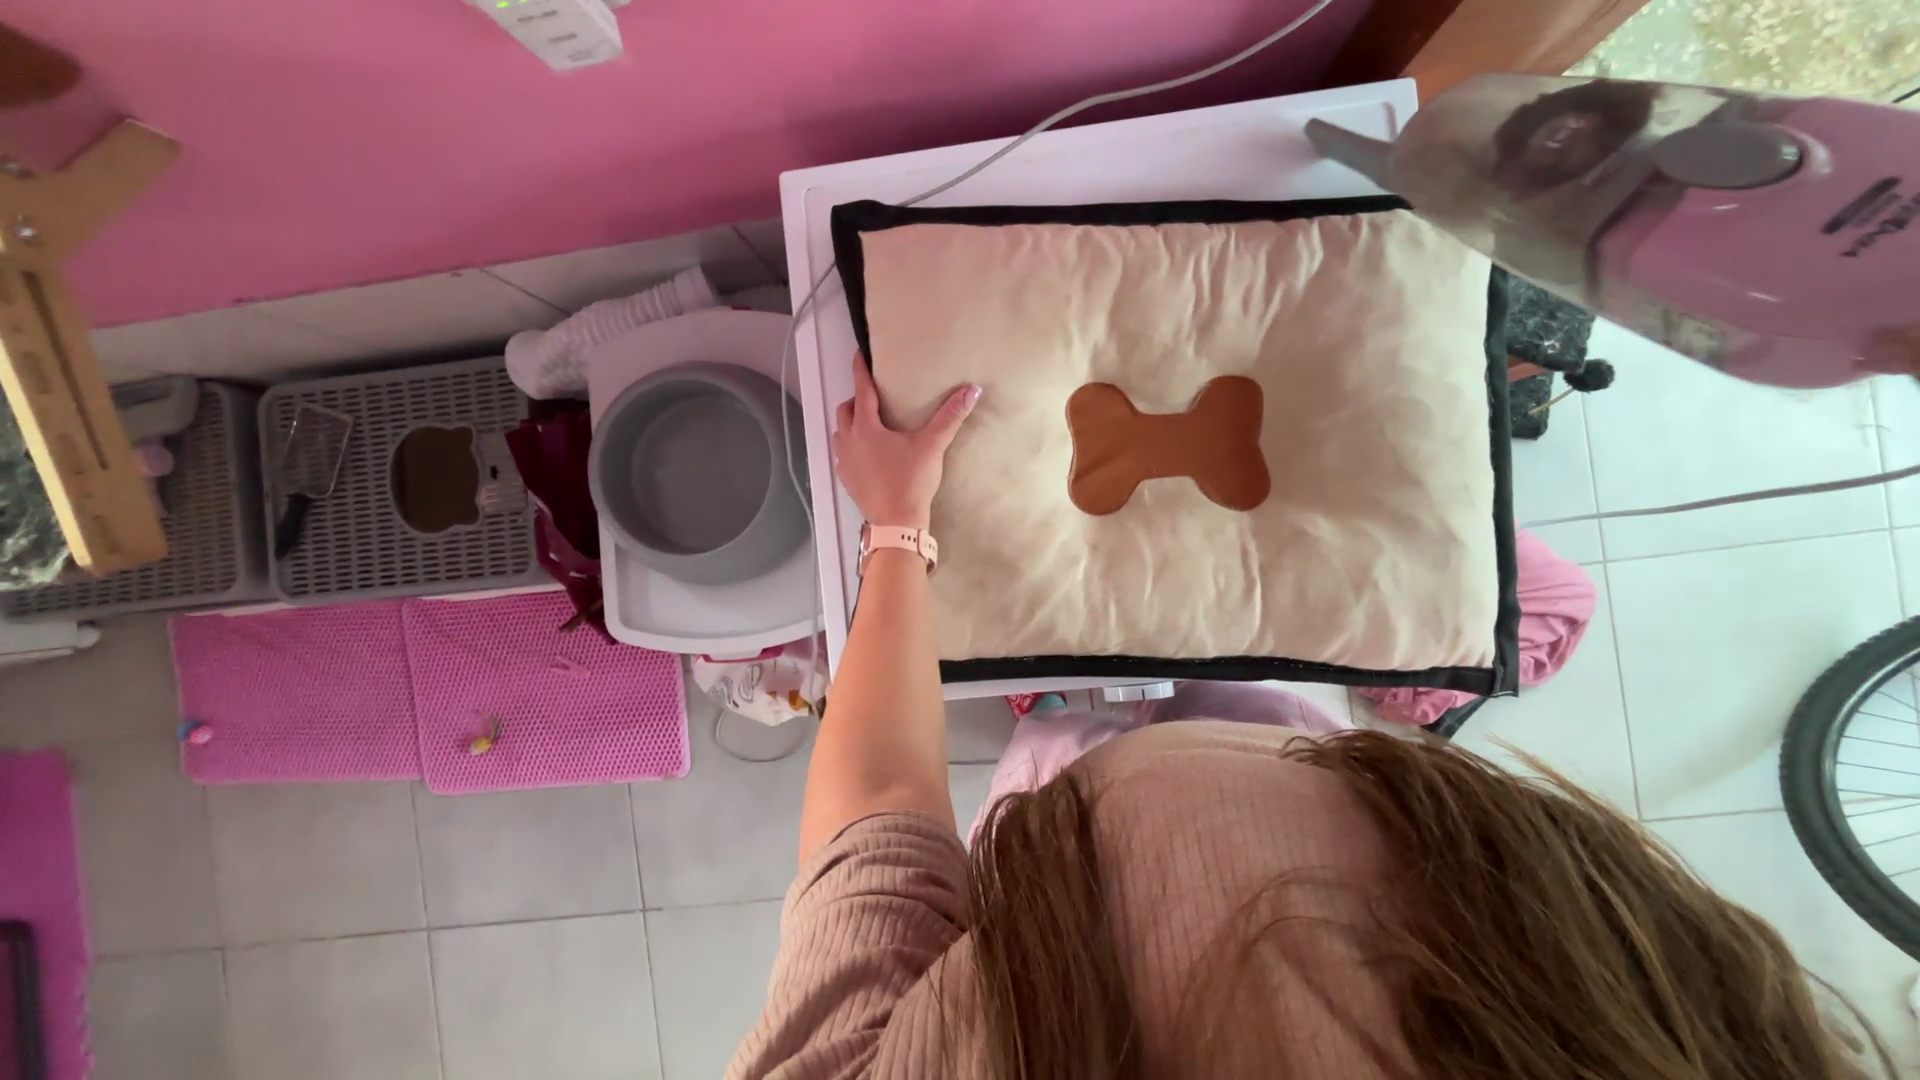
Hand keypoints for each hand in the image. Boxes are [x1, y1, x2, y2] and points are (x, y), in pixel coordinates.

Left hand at [832, 352, 980, 529]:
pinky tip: (867, 454)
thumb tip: (971, 391)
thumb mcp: (932, 446)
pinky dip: (851, 447)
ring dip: (851, 424)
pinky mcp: (847, 480)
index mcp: (866, 428)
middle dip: (856, 400)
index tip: (858, 354)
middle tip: (873, 397)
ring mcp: (844, 462)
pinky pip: (842, 455)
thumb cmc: (912, 482)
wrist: (897, 522)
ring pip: (840, 433)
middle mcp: (849, 442)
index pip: (861, 390)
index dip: (860, 370)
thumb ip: (950, 417)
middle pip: (845, 410)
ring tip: (869, 425)